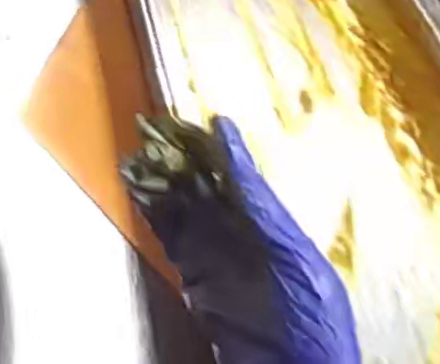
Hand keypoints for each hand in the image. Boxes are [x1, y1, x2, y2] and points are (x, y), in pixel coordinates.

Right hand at [124, 115, 358, 363]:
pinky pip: (163, 227)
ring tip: (130, 157)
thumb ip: (258, 199)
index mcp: (263, 216)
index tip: (172, 119)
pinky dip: (145, 204)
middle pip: (194, 178)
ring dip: (152, 176)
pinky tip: (132, 186)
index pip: (225, 166)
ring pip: (174, 197)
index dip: (198, 141)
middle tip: (142, 130)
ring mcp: (210, 246)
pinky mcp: (189, 268)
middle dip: (168, 153)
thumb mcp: (292, 253)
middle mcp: (235, 225)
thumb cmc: (309, 319)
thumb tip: (227, 133)